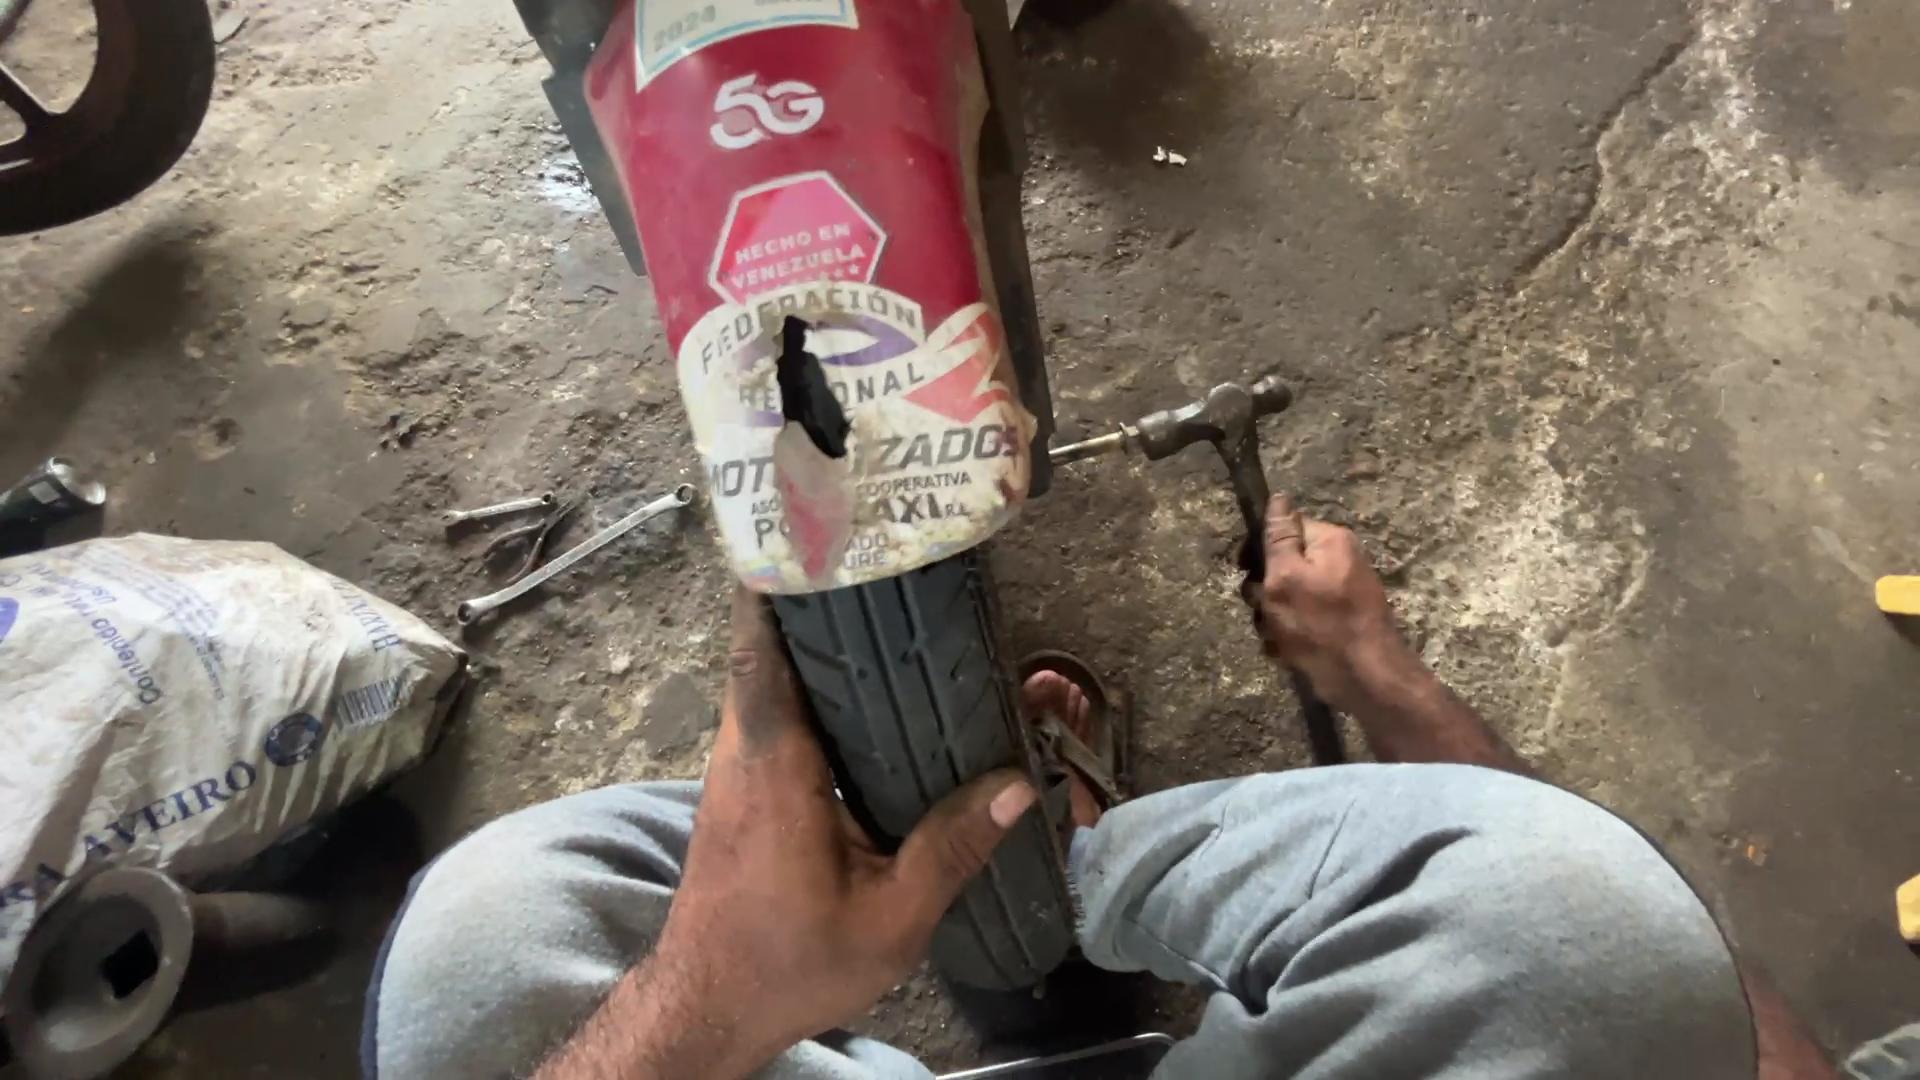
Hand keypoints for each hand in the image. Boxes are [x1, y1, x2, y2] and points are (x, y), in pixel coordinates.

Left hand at [618, 587, 1036, 1078]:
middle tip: (865, 558)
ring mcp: (734, 765)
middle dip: (805, 598)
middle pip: (764, 650)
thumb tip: (1015, 786)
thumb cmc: (790, 963)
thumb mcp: (888, 919)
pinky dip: (801, 678)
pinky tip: (852, 684)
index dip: (774, 592)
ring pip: (764, 676)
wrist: (708, 1006)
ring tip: (866, 603)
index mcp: (775, 767)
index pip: (762, 656)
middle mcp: (745, 750)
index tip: (804, 540)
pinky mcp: (738, 782)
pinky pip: (769, 706)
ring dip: (801, 636)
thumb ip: (950, 849)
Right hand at [1255, 495, 1418, 713]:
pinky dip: (1288, 634)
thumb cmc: (1320, 625)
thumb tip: (1278, 497)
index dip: (1258, 550)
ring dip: (1271, 618)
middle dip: (1263, 592)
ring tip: (1278, 636)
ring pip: (1284, 596)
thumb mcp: (1287, 577)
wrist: (1364, 679)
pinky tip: (1287, 650)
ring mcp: (1337, 593)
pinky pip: (1298, 619)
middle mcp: (1337, 561)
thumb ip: (1279, 537)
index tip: (1245, 572)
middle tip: (1265, 610)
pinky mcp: (1335, 620)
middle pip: (1281, 564)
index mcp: (1330, 542)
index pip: (1283, 528)